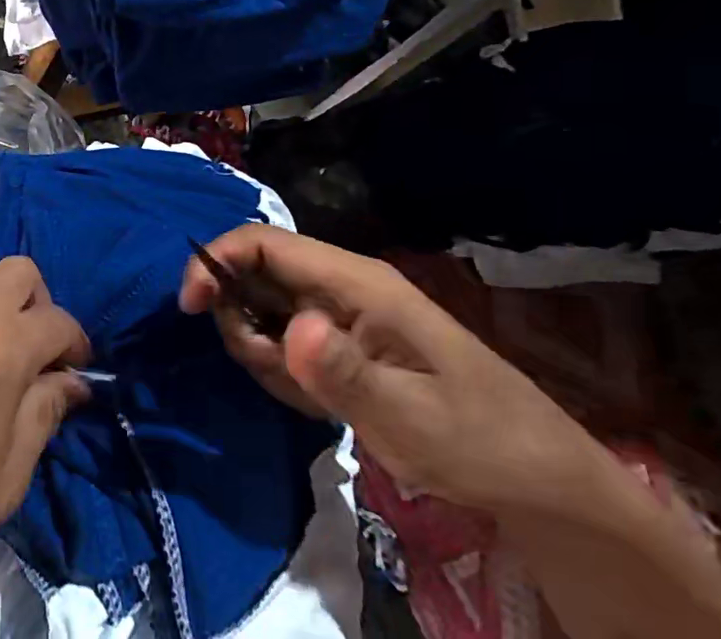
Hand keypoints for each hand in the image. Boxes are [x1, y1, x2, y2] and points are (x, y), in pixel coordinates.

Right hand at [181, 225, 609, 516]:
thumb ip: (344, 373)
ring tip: (317, 402)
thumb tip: (289, 327)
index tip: (189, 307)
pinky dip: (286, 376)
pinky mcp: (339, 344)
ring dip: (267, 357)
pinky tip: (327, 407)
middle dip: (245, 324)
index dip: (217, 259)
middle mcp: (342, 288)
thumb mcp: (410, 417)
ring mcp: (340, 316)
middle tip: (280, 377)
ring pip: (265, 314)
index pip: (266, 242)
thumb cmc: (478, 439)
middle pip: (256, 276)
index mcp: (357, 282)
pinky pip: (285, 346)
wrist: (531, 478)